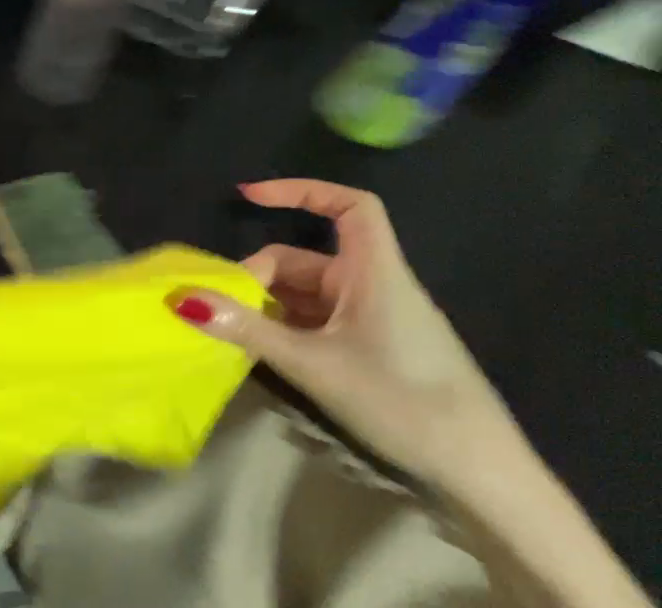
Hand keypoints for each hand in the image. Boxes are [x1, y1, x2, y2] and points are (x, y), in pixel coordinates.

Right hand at [172, 179, 518, 492]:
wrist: (480, 472)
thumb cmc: (403, 402)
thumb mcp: (313, 365)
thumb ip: (246, 329)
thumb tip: (181, 298)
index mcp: (374, 275)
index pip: (350, 207)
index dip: (300, 191)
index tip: (249, 197)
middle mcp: (374, 287)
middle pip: (304, 260)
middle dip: (258, 276)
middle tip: (223, 309)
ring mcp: (375, 320)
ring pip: (306, 294)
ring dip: (267, 306)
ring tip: (235, 335)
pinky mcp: (374, 348)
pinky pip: (318, 321)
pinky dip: (284, 327)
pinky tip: (262, 352)